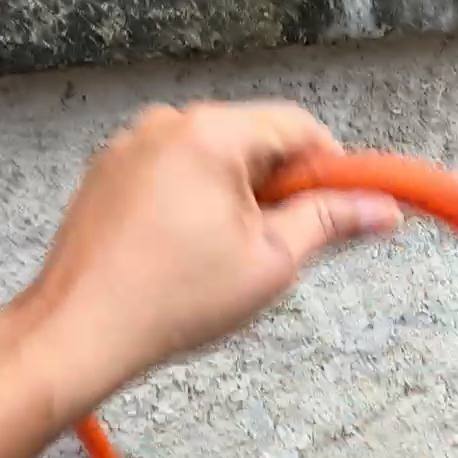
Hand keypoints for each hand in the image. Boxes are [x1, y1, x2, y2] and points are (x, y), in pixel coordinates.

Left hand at [9, 101, 401, 402]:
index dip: (332, 167)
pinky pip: (171, 173)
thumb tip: (380, 208)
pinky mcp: (106, 173)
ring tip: (229, 257)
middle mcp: (165, 124)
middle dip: (281, 187)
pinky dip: (195, 201)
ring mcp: (129, 146)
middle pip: (252, 139)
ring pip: (211, 159)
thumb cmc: (171, 300)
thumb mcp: (269, 261)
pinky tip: (188, 251)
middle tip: (287, 243)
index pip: (297, 126)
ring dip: (237, 197)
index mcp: (210, 133)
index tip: (345, 204)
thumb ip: (329, 222)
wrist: (77, 333)